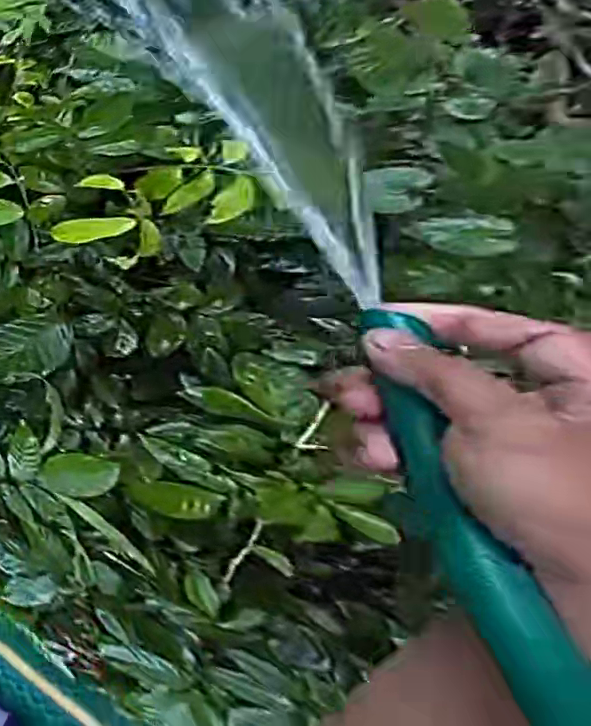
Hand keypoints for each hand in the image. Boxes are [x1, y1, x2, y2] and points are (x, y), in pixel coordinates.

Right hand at [324, 304, 590, 607]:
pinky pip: (422, 455)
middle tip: (350, 394)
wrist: (590, 597)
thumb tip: (379, 336)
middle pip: (449, 380)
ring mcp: (509, 457)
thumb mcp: (497, 422)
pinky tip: (376, 465)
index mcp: (582, 394)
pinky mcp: (479, 488)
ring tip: (367, 443)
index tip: (384, 320)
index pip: (520, 336)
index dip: (451, 321)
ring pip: (423, 419)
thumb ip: (435, 372)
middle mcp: (547, 419)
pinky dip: (390, 456)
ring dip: (379, 425)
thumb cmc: (563, 497)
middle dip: (388, 385)